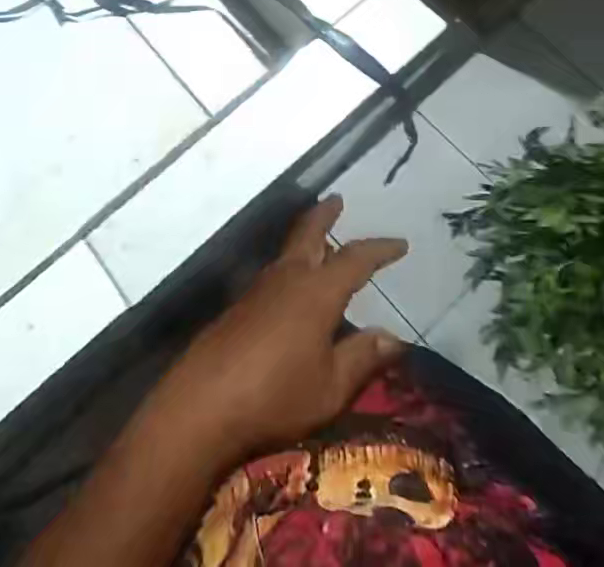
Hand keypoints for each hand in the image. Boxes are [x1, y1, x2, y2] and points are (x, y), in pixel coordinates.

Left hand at [136, 196, 408, 460]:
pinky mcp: (239, 306)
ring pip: (288, 252)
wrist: (203, 403)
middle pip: (308, 234)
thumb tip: (393, 337)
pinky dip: (290, 266)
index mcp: (316, 292)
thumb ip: (362, 357)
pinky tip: (292, 287)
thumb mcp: (331, 386)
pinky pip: (273, 274)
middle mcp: (286, 279)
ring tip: (320, 241)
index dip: (379, 249)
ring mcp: (257, 290)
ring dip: (306, 239)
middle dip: (324, 215)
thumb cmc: (276, 395)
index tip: (400, 244)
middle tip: (337, 200)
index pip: (355, 259)